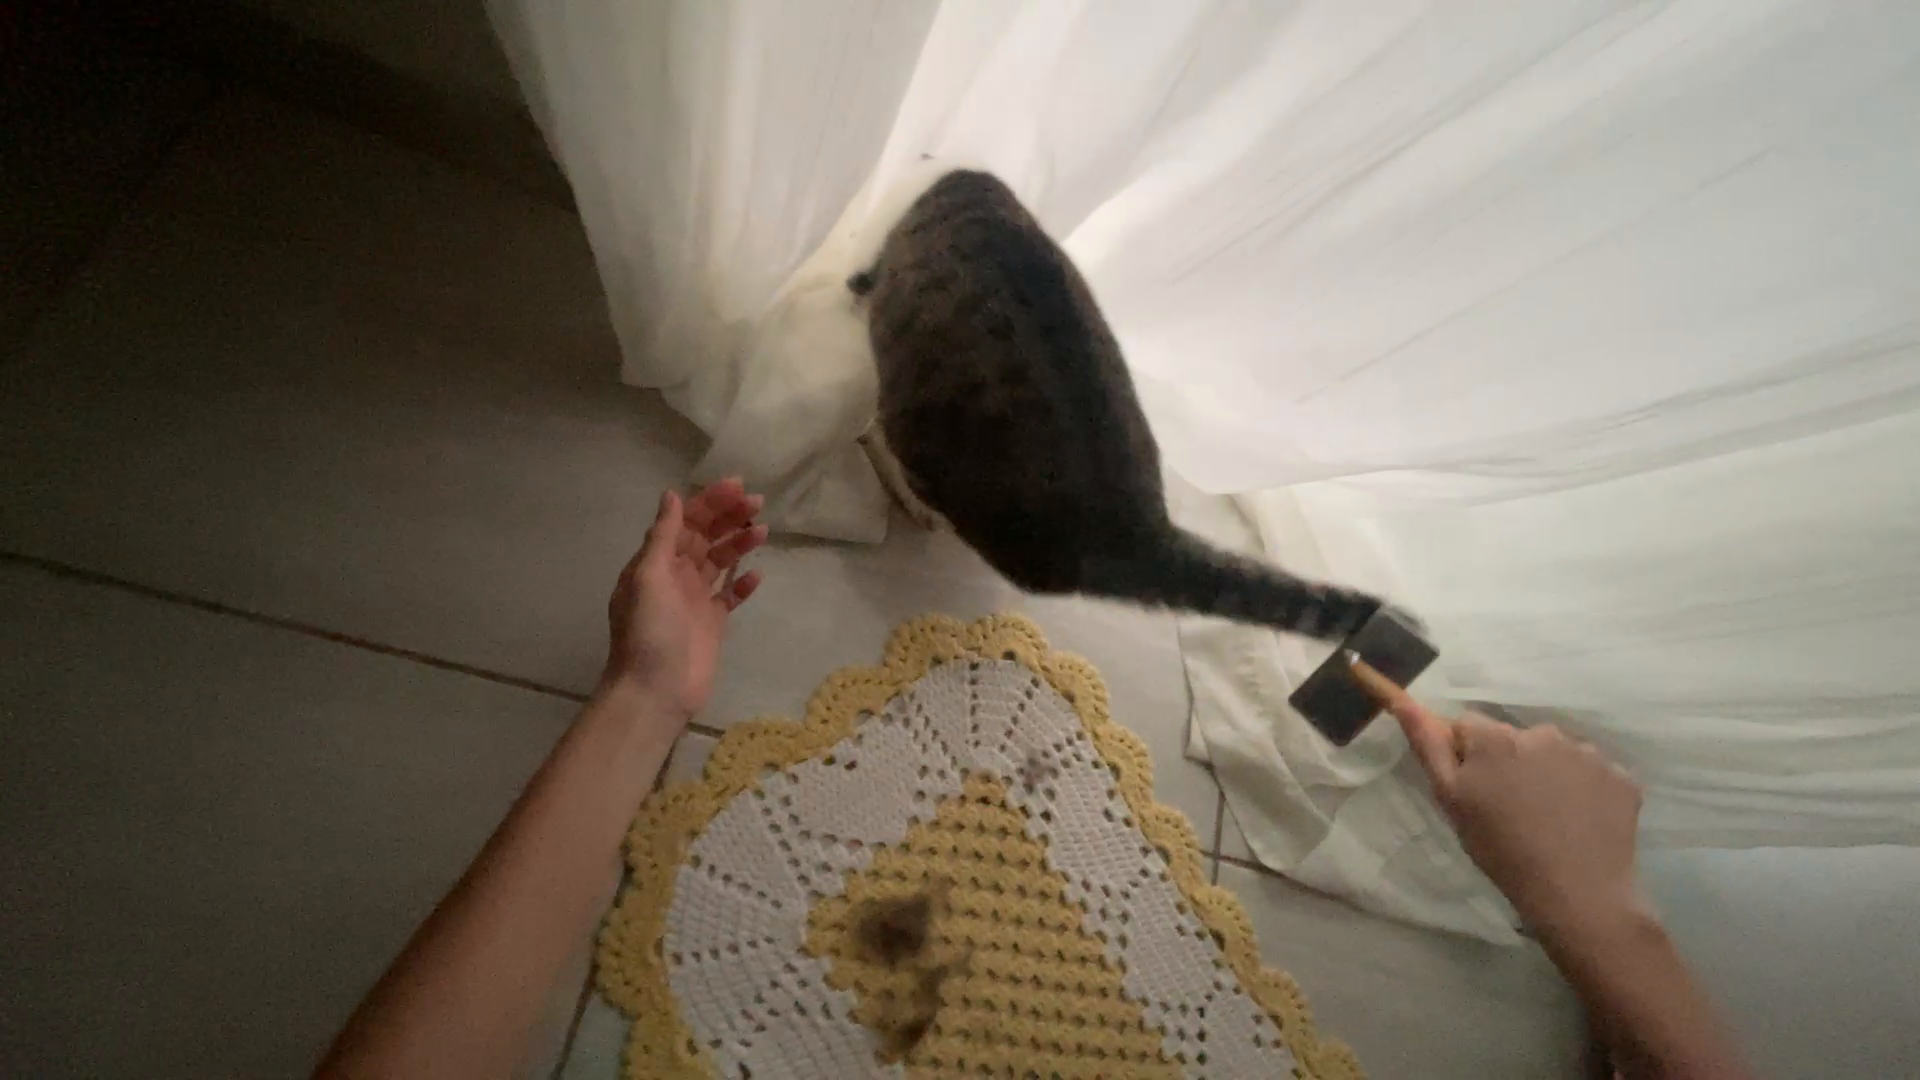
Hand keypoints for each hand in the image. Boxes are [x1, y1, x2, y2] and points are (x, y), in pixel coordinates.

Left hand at [601, 479, 766, 724]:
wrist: (656, 690)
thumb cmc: (650, 632)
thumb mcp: (649, 577)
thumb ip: (662, 537)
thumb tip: (672, 496)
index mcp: (656, 562)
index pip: (685, 521)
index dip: (710, 502)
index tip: (738, 487)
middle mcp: (675, 575)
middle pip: (704, 536)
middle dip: (729, 517)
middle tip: (758, 502)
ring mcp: (695, 599)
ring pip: (720, 561)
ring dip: (739, 543)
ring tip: (763, 531)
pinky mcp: (713, 622)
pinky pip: (730, 595)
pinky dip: (743, 583)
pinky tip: (758, 575)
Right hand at [1353, 661, 1647, 939]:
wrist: (1578, 894)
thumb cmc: (1499, 846)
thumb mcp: (1449, 797)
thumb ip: (1427, 744)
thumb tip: (1402, 701)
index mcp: (1494, 737)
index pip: (1468, 726)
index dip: (1467, 754)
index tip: (1474, 788)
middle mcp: (1541, 733)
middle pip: (1512, 736)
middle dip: (1507, 759)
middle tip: (1509, 805)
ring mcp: (1586, 753)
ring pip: (1552, 750)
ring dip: (1545, 769)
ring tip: (1546, 813)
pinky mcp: (1621, 776)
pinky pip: (1590, 769)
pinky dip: (1582, 785)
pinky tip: (1578, 817)